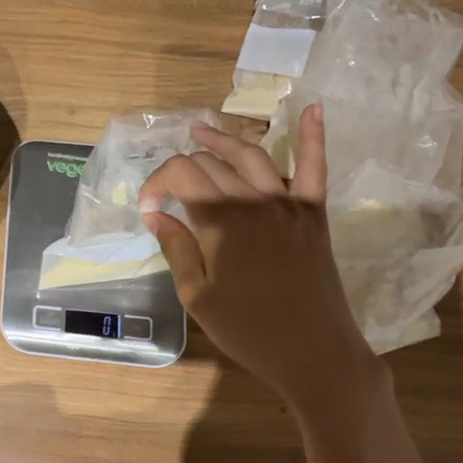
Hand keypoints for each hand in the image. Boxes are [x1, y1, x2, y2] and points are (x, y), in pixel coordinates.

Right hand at [138, 104, 383, 414]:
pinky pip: (315, 167)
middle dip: (182, 166)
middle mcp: (254, 201)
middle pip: (211, 164)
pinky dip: (314, 136)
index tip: (146, 206)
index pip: (180, 176)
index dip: (156, 183)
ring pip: (252, 155)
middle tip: (167, 185)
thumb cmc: (247, 330)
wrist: (314, 353)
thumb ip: (175, 247)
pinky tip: (314, 108)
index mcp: (221, 222)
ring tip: (201, 131)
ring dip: (224, 139)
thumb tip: (155, 212)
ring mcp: (288, 204)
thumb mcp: (196, 296)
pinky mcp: (314, 214)